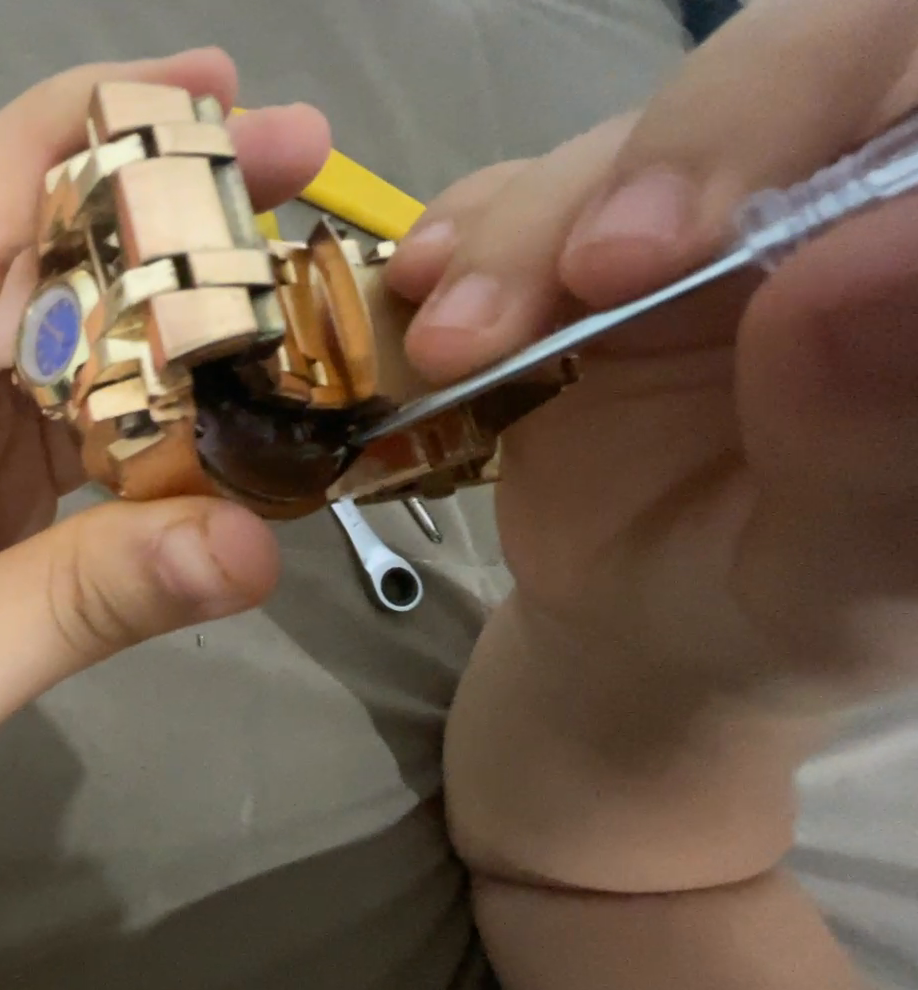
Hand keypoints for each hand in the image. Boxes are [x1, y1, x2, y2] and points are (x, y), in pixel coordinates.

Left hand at [0, 49, 331, 835]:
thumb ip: (91, 601)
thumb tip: (254, 544)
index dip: (55, 142)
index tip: (191, 88)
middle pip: (14, 250)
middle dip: (141, 191)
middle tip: (282, 153)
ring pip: (55, 316)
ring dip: (159, 281)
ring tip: (279, 250)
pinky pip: (77, 393)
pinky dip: (152, 378)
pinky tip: (227, 374)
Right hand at [383, 1, 917, 888]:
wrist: (632, 617)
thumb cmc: (763, 609)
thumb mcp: (843, 568)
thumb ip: (883, 438)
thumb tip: (877, 260)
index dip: (802, 110)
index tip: (658, 252)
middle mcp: (828, 199)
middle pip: (767, 72)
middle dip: (635, 171)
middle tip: (554, 293)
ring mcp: (683, 220)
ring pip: (596, 151)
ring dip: (503, 244)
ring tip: (450, 353)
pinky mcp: (561, 256)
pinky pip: (500, 199)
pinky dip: (448, 240)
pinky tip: (419, 297)